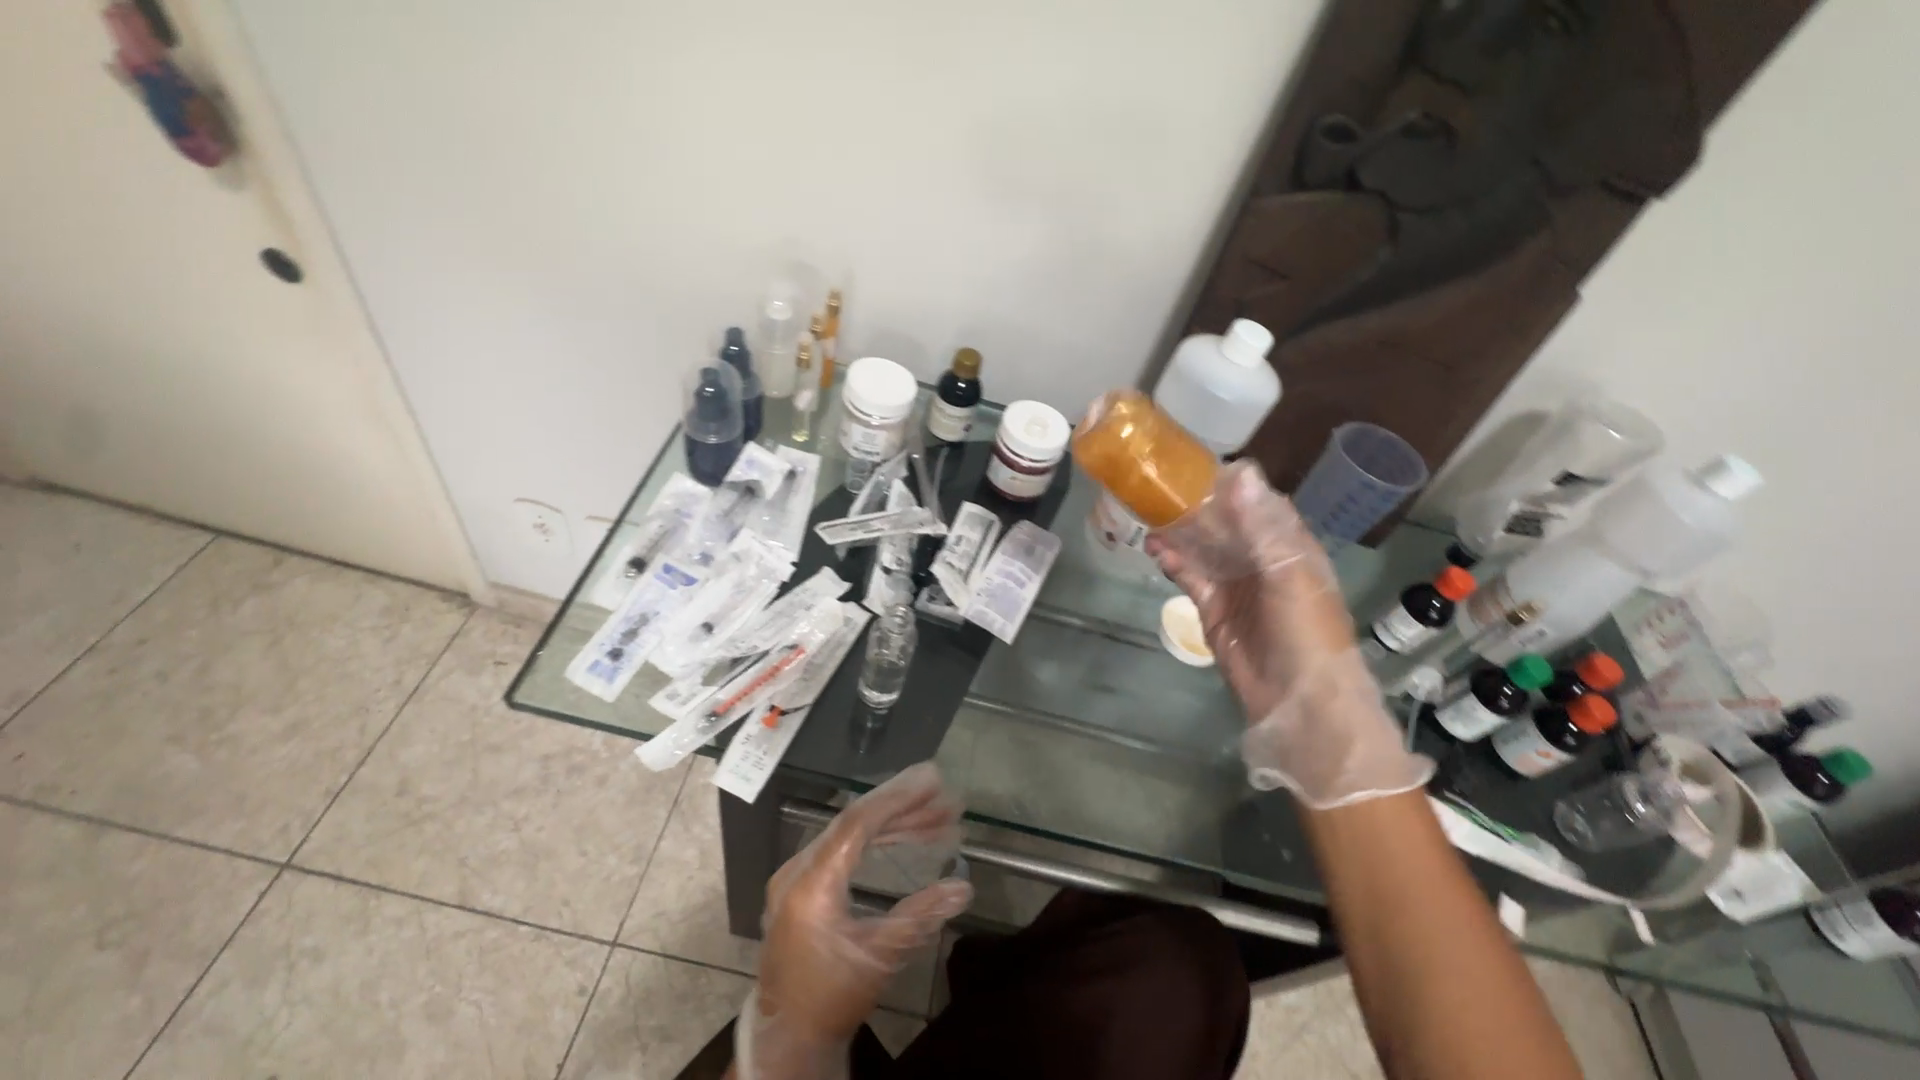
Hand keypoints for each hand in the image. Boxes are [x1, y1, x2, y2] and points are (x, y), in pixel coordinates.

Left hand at [739, 764, 972, 1079]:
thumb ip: (919, 916)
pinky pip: (841, 851)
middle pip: (854, 824)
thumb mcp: (880, 956)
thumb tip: (964, 887)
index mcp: (812, 883)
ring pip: (849, 836)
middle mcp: (798, 870)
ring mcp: (796, 878)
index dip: (897, 798)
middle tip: (945, 798)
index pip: (857, 824)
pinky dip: (875, 842)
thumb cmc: (832, 997)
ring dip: (893, 825)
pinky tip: (906, 839)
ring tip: (938, 820)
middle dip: (903, 808)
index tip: (932, 779)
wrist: (788, 1036)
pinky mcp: (802, 888)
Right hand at [1145, 461, 1432, 808]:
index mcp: (1290, 545)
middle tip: (1160, 484)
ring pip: (1203, 547)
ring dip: (1180, 531)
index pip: (1258, 503)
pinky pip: (1190, 576)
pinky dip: (1173, 561)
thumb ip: (1261, 525)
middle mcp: (1261, 559)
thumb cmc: (1307, 629)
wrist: (1299, 698)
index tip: (1196, 463)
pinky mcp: (1213, 608)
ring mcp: (1235, 584)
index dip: (1230, 484)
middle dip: (1196, 505)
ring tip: (1149, 512)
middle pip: (1224, 523)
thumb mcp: (1289, 571)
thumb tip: (1240, 471)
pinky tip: (1154, 548)